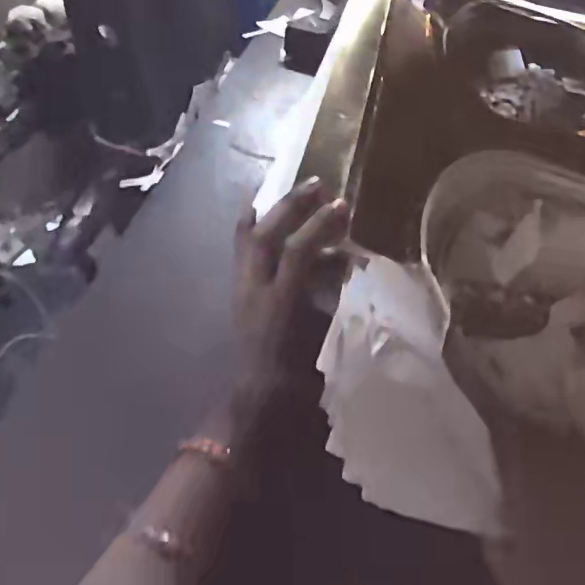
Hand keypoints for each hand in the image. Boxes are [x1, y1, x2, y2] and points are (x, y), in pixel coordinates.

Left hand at [230, 179, 346, 422]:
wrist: (261, 399)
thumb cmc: (300, 374)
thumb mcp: (325, 334)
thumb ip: (334, 295)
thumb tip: (347, 261)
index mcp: (280, 304)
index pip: (297, 253)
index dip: (319, 226)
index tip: (341, 204)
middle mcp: (256, 290)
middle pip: (267, 236)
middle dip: (291, 206)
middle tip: (316, 185)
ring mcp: (242, 289)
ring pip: (248, 239)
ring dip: (271, 212)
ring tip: (289, 190)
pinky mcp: (237, 291)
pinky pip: (239, 251)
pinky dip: (247, 227)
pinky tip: (253, 209)